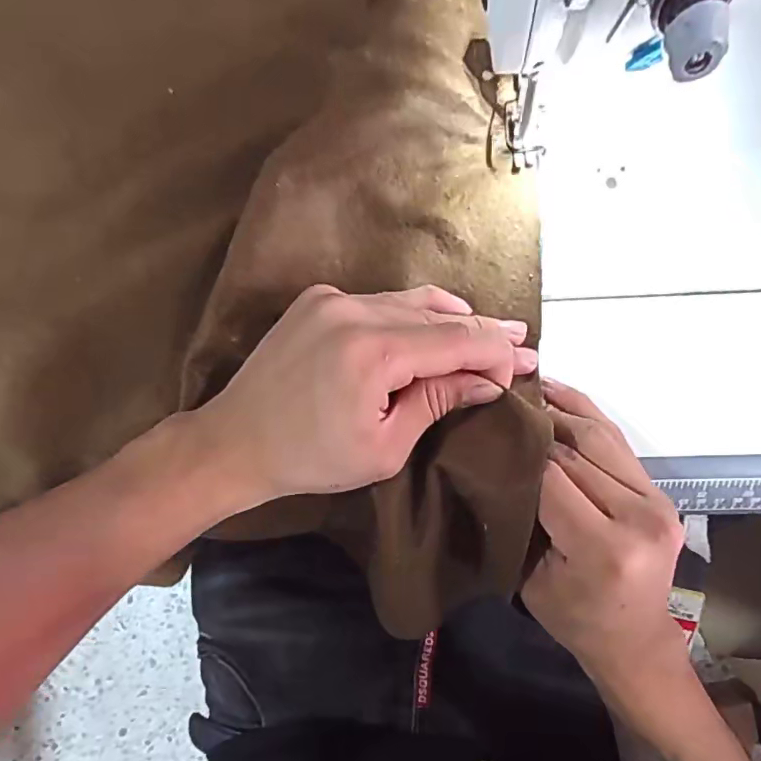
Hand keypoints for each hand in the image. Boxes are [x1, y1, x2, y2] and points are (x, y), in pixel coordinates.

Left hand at [193, 283, 536, 504]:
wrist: (236, 441)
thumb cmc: (310, 460)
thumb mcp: (384, 448)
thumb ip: (436, 402)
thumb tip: (486, 380)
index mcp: (374, 352)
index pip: (458, 340)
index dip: (496, 352)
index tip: (524, 366)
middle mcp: (354, 311)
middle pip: (439, 315)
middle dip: (483, 333)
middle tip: (523, 342)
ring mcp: (331, 299)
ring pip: (410, 301)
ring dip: (450, 318)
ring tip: (490, 330)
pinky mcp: (315, 300)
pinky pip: (379, 301)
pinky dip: (410, 314)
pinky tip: (432, 324)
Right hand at [522, 380, 685, 677]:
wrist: (633, 638)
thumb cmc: (574, 618)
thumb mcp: (531, 577)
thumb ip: (521, 522)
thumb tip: (501, 467)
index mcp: (603, 547)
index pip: (553, 478)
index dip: (518, 452)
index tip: (486, 430)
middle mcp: (638, 518)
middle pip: (577, 453)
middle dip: (535, 427)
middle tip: (497, 402)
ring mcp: (657, 502)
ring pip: (601, 439)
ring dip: (561, 412)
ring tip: (527, 388)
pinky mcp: (661, 494)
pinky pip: (620, 446)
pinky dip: (589, 418)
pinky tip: (561, 397)